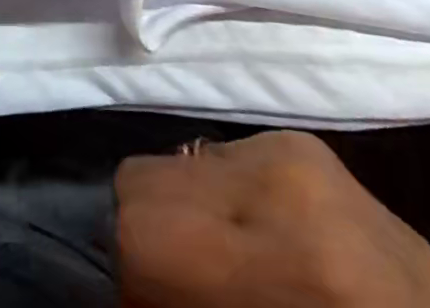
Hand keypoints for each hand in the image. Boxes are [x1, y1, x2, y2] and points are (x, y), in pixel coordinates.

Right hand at [116, 132, 429, 307]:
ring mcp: (293, 148)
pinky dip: (219, 194)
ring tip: (227, 256)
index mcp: (269, 263)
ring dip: (184, 210)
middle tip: (180, 280)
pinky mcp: (306, 138)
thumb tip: (124, 269)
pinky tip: (259, 232)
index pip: (130, 224)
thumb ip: (167, 295)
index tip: (143, 296)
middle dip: (147, 233)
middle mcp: (275, 181)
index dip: (123, 268)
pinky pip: (220, 155)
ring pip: (175, 160)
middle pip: (142, 177)